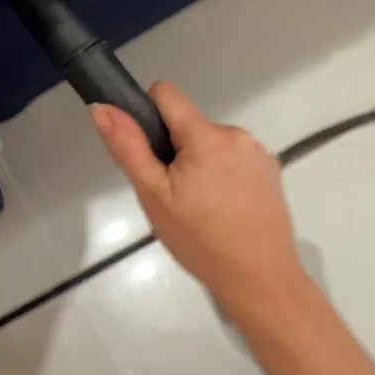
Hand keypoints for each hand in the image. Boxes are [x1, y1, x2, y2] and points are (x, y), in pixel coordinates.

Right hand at [92, 82, 305, 304]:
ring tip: (199, 205)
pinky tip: (224, 209)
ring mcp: (258, 152)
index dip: (149, 114)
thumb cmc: (201, 241)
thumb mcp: (154, 196)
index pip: (166, 93)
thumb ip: (128, 147)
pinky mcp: (271, 171)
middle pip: (188, 123)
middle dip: (174, 149)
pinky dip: (221, 173)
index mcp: (206, 136)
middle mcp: (236, 133)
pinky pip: (232, 157)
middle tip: (172, 193)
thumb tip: (102, 107)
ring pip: (209, 141)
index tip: (150, 152)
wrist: (262, 282)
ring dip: (198, 162)